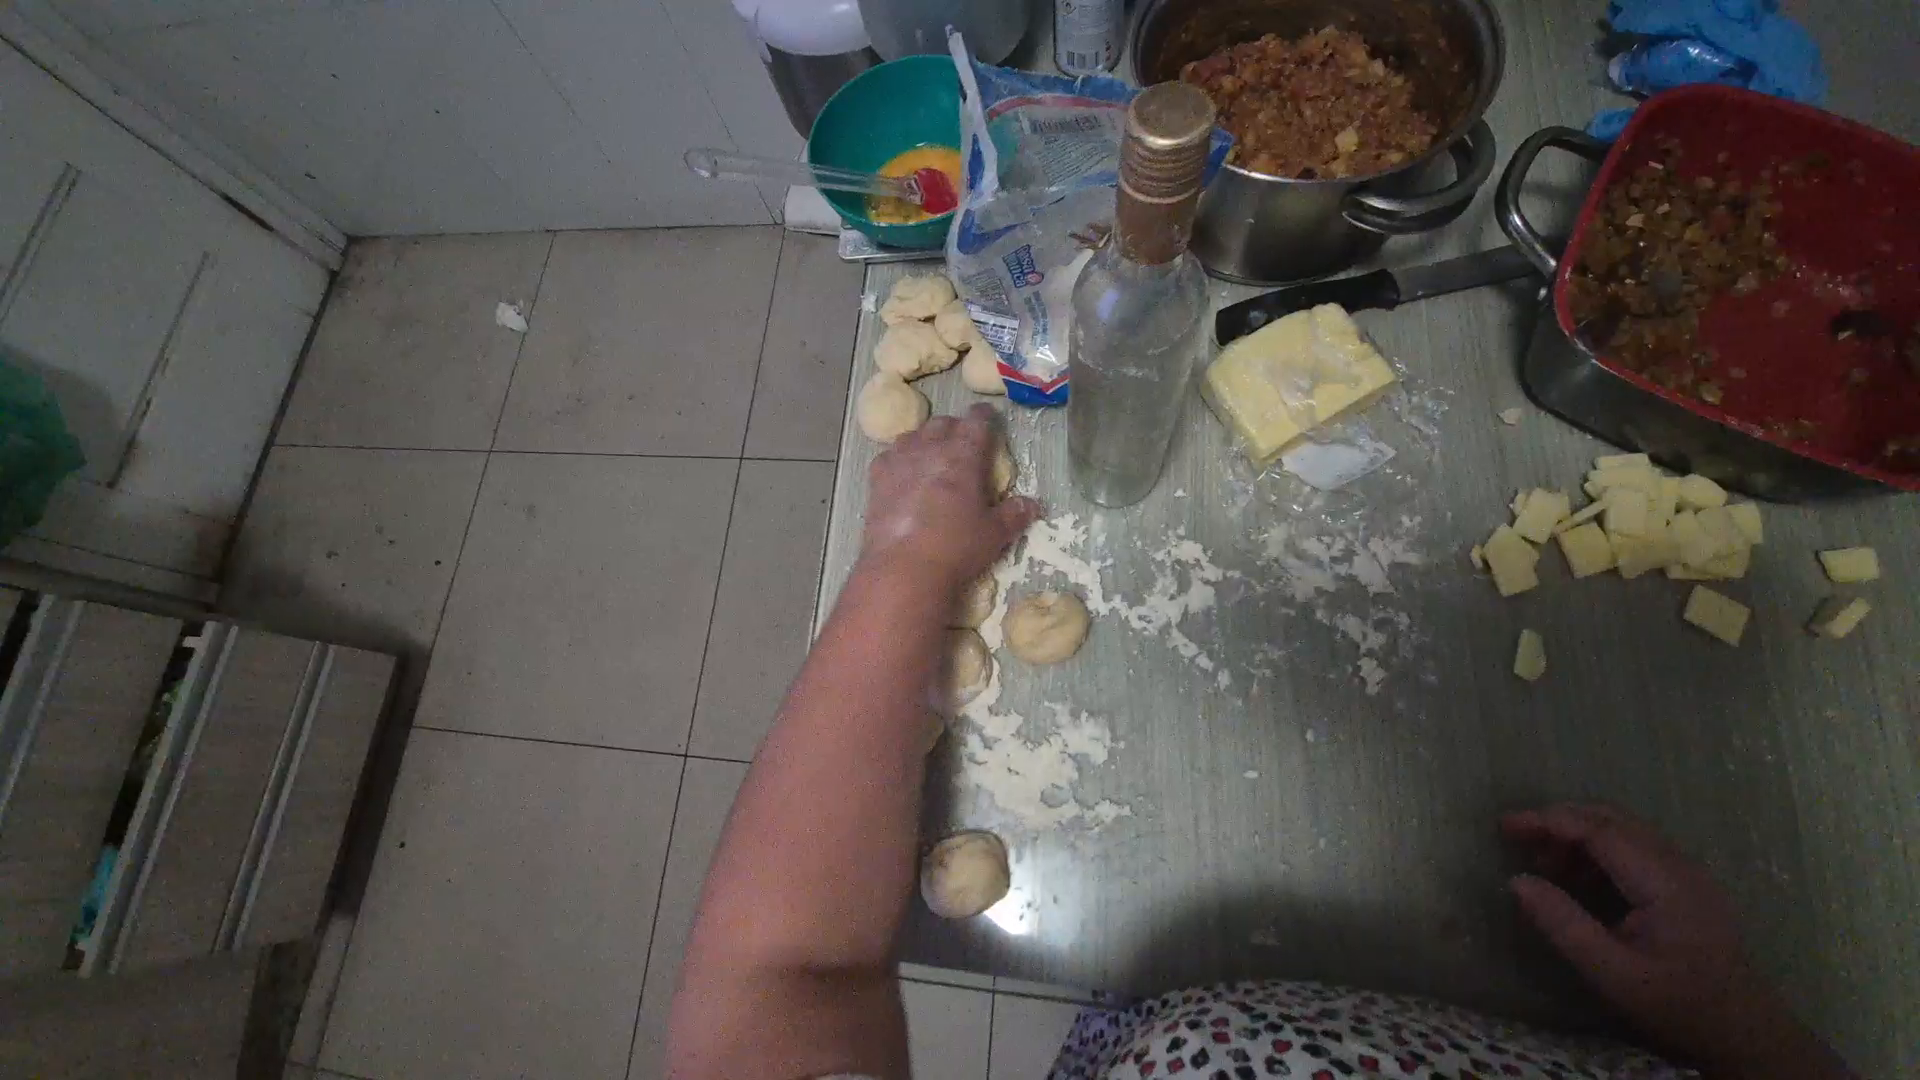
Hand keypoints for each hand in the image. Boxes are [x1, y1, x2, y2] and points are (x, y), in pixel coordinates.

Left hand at [859, 405, 1040, 590]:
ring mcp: (899, 462)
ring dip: (924, 439)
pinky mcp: (876, 480)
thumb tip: (1032, 505)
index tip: (989, 417)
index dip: (984, 416)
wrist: (903, 569)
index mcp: (963, 456)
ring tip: (931, 454)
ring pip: (912, 435)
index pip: (976, 422)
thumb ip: (1014, 515)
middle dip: (954, 428)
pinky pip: (888, 456)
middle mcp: (929, 450)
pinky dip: (898, 458)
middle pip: (942, 424)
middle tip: (962, 442)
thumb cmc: (956, 548)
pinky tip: (902, 473)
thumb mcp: (994, 534)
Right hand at [1502, 804, 1849, 1076]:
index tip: (1505, 827)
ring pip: (1621, 828)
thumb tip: (1516, 880)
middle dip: (1558, 821)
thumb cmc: (1678, 1005)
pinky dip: (1595, 848)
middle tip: (1519, 840)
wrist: (1748, 1038)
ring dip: (1576, 834)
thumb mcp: (1610, 972)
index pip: (1599, 830)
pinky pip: (1633, 845)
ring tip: (1545, 866)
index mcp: (1665, 884)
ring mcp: (1687, 873)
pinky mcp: (1685, 883)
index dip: (1548, 821)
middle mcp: (1680, 866)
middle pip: (1610, 818)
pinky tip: (1578, 878)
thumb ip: (1562, 923)